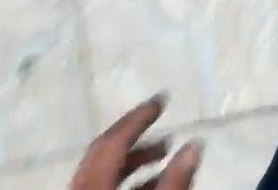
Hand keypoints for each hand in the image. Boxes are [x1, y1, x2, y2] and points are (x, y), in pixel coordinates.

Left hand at [71, 95, 201, 189]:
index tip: (162, 96)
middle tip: (161, 117)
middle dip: (136, 132)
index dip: (139, 115)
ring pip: (105, 168)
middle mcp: (81, 182)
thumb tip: (196, 144)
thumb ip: (173, 178)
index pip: (114, 138)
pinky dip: (128, 176)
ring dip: (136, 156)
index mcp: (94, 178)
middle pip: (105, 149)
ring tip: (166, 151)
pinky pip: (102, 183)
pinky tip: (153, 180)